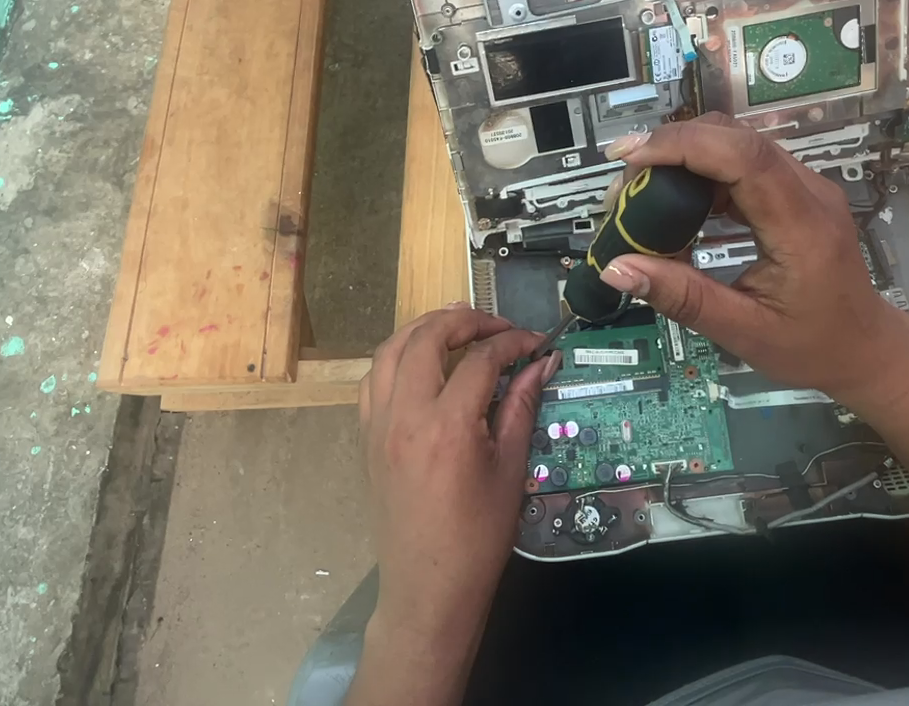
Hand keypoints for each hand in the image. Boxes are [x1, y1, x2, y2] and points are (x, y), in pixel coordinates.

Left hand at [349, 305, 558, 705]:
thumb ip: (521, 406)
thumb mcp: (511, 469)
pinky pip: (374, 378)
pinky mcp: (367, 436)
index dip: (512, 342)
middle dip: (465, 319)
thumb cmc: (478, 536)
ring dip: (425, 328)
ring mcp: (378, 424)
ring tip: (458, 327)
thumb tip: (541, 363)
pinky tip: (422, 362)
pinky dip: (398, 356)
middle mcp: (405, 415)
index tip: (536, 344)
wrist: (428, 589)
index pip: (480, 359)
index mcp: (447, 426)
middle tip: (497, 326)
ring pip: (392, 349)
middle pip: (427, 337)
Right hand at [597, 114, 908, 403]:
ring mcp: (806, 186)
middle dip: (673, 146)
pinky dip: (702, 172)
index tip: (631, 159)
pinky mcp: (796, 190)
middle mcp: (809, 192)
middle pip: (737, 138)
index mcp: (801, 228)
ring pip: (738, 143)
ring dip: (685, 156)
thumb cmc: (811, 347)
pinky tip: (677, 203)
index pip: (743, 158)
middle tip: (624, 179)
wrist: (866, 349)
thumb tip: (616, 269)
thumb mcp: (742, 332)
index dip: (683, 146)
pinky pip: (744, 162)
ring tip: (642, 192)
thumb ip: (681, 297)